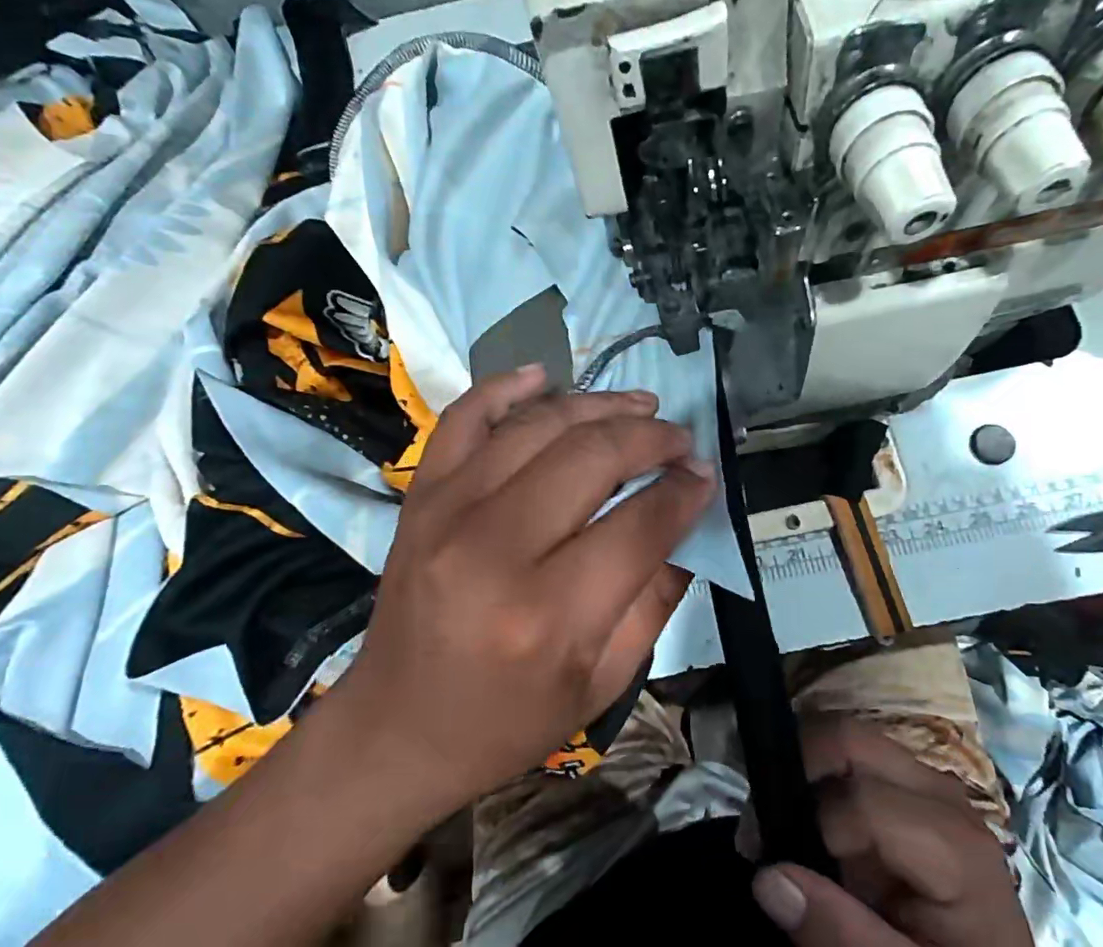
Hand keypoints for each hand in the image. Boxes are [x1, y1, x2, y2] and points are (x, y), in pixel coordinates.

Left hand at [332, 365, 715, 808]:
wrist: (398, 728)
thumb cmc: (509, 720)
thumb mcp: (605, 680)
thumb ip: (657, 596)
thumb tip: (688, 517)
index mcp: (549, 616)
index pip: (640, 524)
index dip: (685, 490)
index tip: (705, 475)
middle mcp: (494, 552)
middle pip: (592, 459)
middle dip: (651, 438)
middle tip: (679, 439)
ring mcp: (447, 514)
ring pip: (538, 426)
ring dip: (599, 405)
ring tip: (639, 406)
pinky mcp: (420, 498)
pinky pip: (463, 419)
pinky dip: (505, 388)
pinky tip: (545, 375)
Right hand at [752, 718, 1031, 946]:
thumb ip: (840, 934)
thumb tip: (767, 877)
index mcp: (954, 844)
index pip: (861, 799)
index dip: (808, 824)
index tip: (765, 860)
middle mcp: (943, 793)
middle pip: (853, 740)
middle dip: (794, 765)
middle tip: (761, 822)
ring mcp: (928, 782)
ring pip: (850, 738)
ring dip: (802, 767)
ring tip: (776, 822)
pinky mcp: (913, 785)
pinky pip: (857, 757)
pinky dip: (819, 774)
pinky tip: (804, 820)